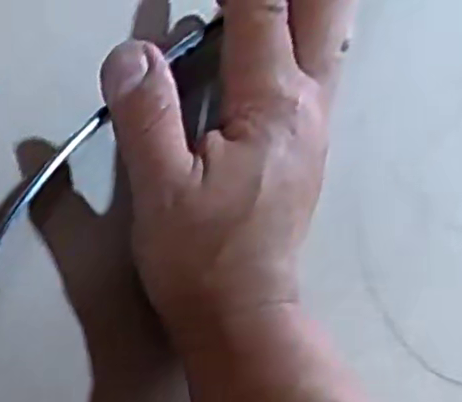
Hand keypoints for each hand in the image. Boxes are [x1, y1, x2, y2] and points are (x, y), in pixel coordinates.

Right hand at [101, 0, 356, 336]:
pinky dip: (307, 35)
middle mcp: (309, 100)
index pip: (259, 11)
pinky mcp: (308, 148)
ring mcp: (316, 124)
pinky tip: (282, 46)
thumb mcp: (159, 193)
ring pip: (333, 31)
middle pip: (321, 5)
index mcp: (271, 105)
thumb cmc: (197, 257)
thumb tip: (128, 55)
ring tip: (267, 8)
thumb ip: (147, 120)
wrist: (239, 311)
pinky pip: (323, 65)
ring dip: (306, 6)